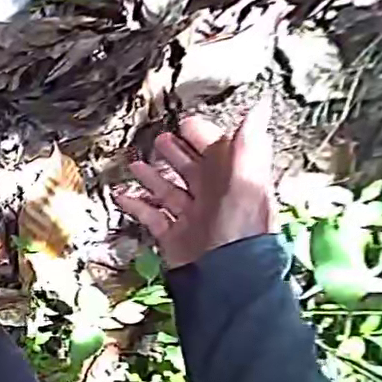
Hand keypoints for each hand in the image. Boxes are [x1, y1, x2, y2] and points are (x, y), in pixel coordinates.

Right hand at [112, 100, 275, 268]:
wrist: (221, 275)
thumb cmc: (238, 230)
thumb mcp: (245, 183)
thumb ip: (247, 146)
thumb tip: (260, 106)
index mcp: (232, 181)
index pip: (217, 151)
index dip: (203, 136)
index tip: (186, 123)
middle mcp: (212, 198)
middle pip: (191, 169)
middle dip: (175, 153)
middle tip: (160, 139)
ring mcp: (191, 217)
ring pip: (169, 191)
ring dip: (152, 177)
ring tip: (135, 165)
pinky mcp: (173, 235)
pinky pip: (151, 216)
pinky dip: (135, 205)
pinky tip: (121, 196)